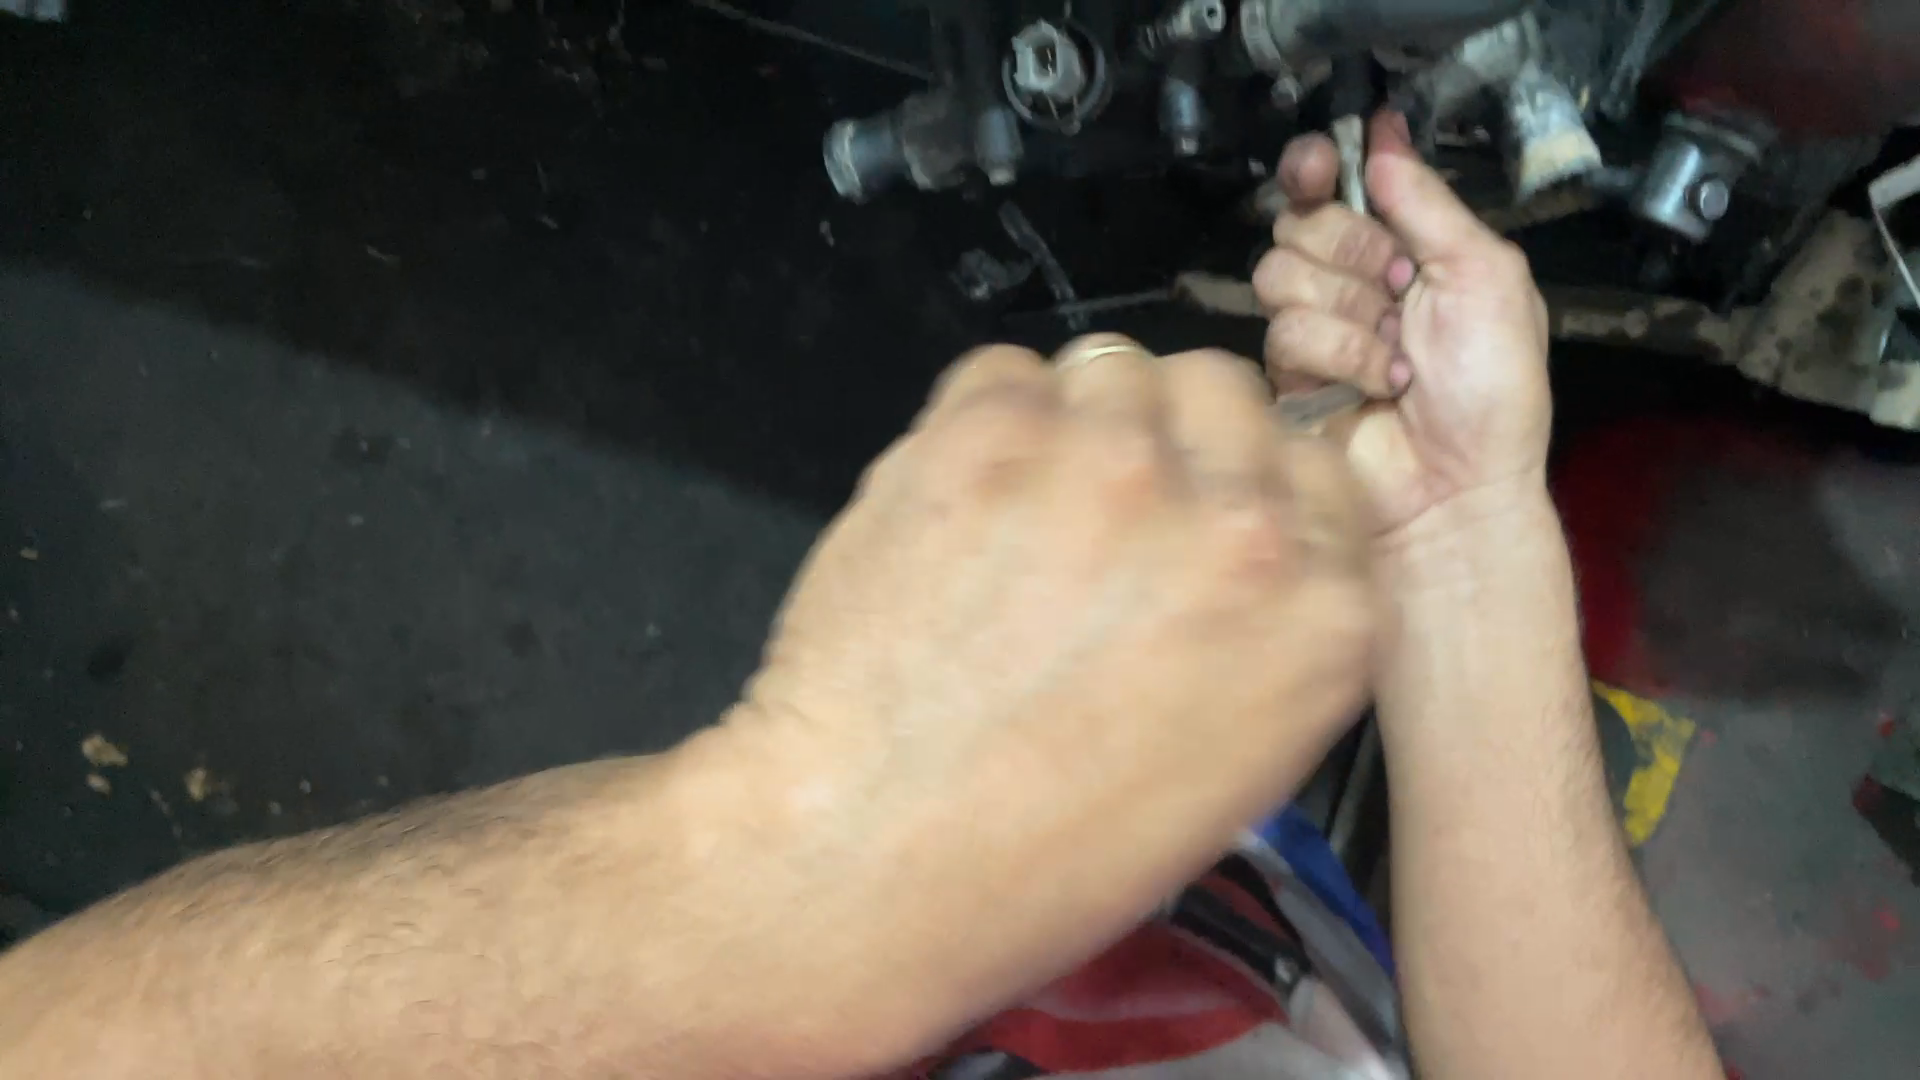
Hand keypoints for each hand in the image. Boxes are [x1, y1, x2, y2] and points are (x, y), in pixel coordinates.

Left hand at [733, 336, 1374, 1060]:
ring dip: (1073, 420)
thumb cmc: (1042, 846)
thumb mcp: (1221, 757)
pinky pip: (1003, 371)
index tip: (1191, 495)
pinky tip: (960, 499)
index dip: (1238, 474)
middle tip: (1096, 499)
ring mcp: (1109, 467)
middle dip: (1166, 432)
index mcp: (1318, 615)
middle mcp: (1232, 524)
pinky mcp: (989, 438)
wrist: (874, 851)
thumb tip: (1217, 527)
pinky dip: (985, 417)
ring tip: (1018, 505)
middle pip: (1216, 389)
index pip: (1308, 462)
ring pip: (1111, 368)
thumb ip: (1250, 620)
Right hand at [1256, 111, 1552, 541]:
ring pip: (1280, 278)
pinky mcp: (1281, 377)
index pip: (1328, 190)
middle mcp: (1343, 282)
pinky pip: (1286, 335)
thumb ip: (1431, 208)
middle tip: (1402, 289)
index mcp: (1397, 248)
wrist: (1455, 483)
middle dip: (1354, 252)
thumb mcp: (1488, 278)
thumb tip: (1381, 143)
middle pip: (1297, 226)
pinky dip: (1342, 357)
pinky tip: (1376, 384)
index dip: (1313, 170)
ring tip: (1396, 354)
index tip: (1320, 166)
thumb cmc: (1491, 385)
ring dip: (1351, 313)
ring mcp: (1308, 331)